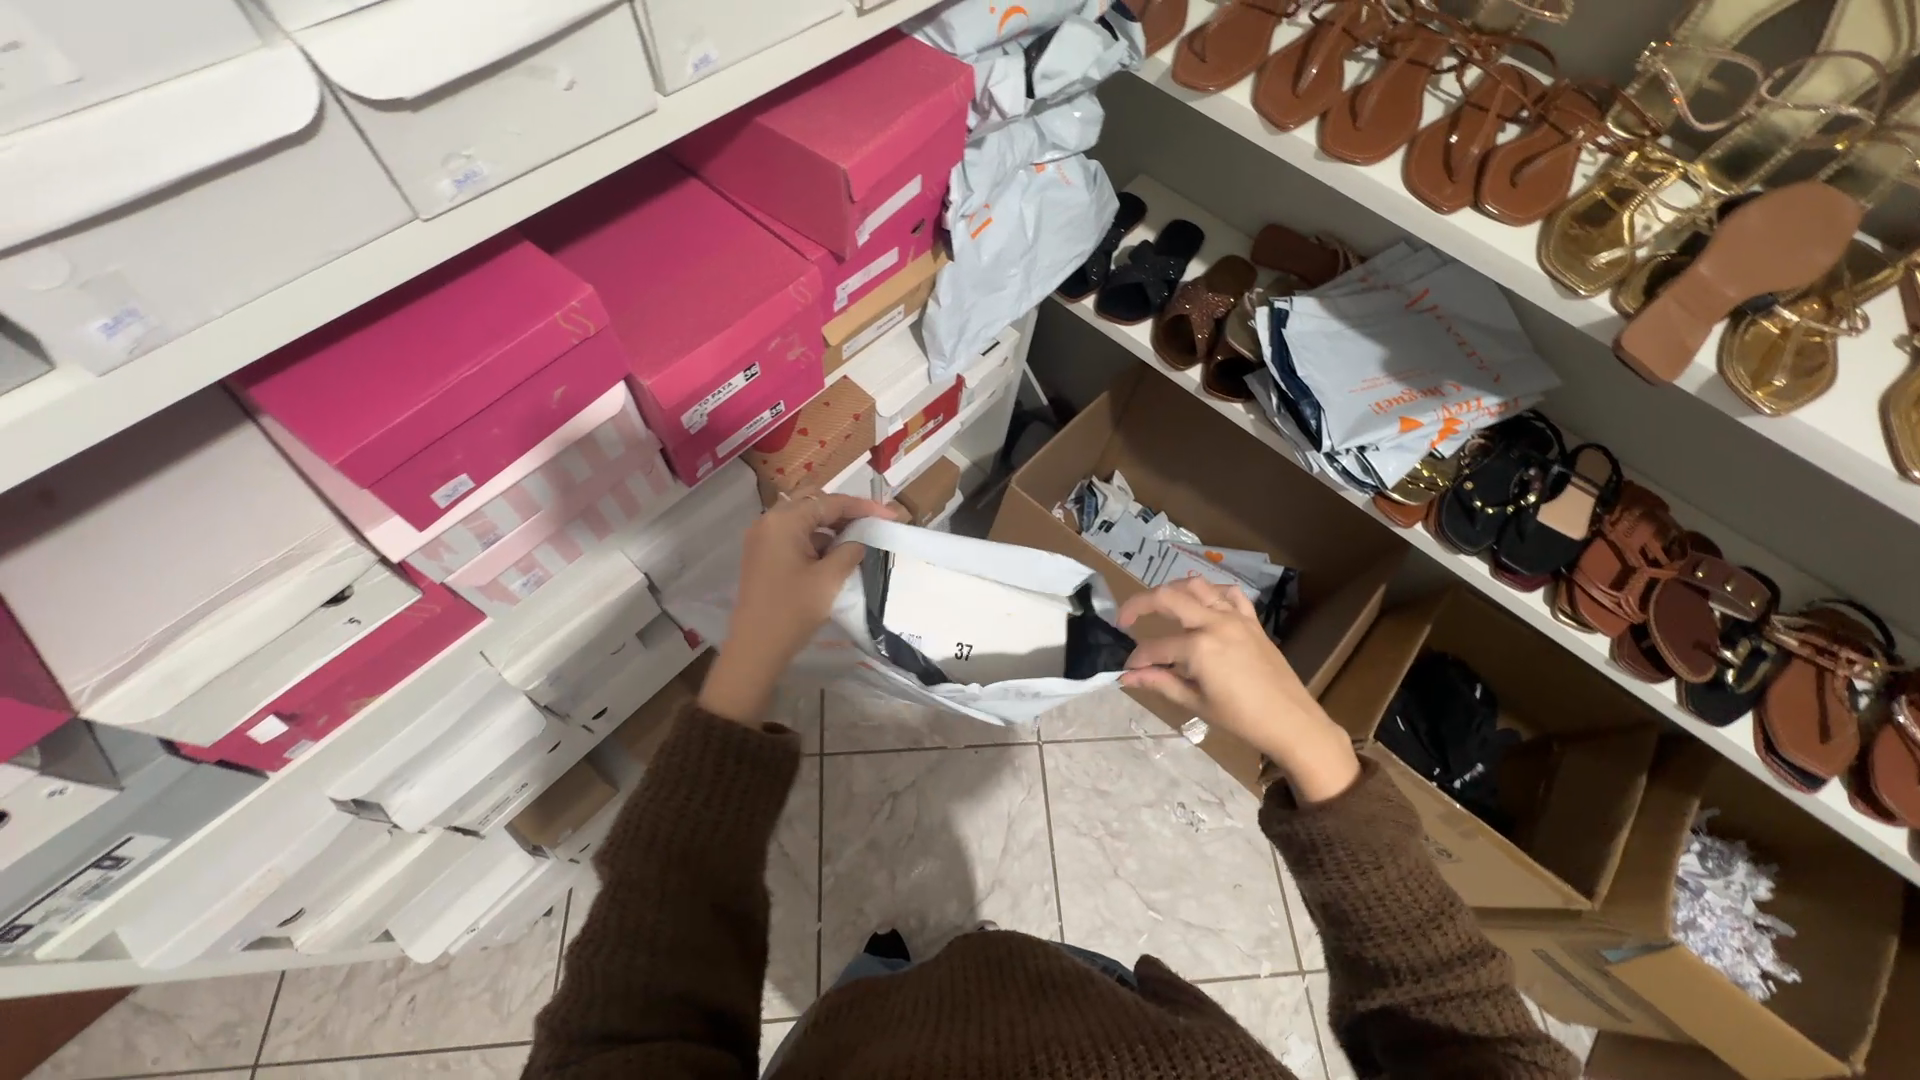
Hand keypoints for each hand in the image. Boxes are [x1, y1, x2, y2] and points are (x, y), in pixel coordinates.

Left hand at [699, 492, 901, 722]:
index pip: (830, 502)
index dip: (863, 507)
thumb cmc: (793, 611)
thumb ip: (850, 551)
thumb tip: (859, 541)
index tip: (891, 515)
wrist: (756, 648)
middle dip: (845, 511)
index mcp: (784, 521)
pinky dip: (816, 540)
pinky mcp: (762, 555)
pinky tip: (836, 555)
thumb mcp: (830, 579)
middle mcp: (769, 522)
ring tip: (859, 538)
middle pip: (813, 503)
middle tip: (872, 522)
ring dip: (831, 526)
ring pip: (803, 519)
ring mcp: (763, 539)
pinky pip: (794, 536)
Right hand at [1117, 578, 1360, 803]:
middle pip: (1168, 597)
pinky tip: (1202, 604)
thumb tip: (1127, 677)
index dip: (1137, 658)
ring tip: (1159, 605)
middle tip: (1125, 618)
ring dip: (1173, 590)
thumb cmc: (1241, 718)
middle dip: (1139, 604)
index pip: (1155, 647)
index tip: (1128, 668)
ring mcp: (1235, 618)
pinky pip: (1229, 594)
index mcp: (1199, 648)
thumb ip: (1160, 682)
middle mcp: (1215, 623)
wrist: (1291, 721)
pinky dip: (1212, 593)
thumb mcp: (1196, 702)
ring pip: (1197, 586)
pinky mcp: (1252, 620)